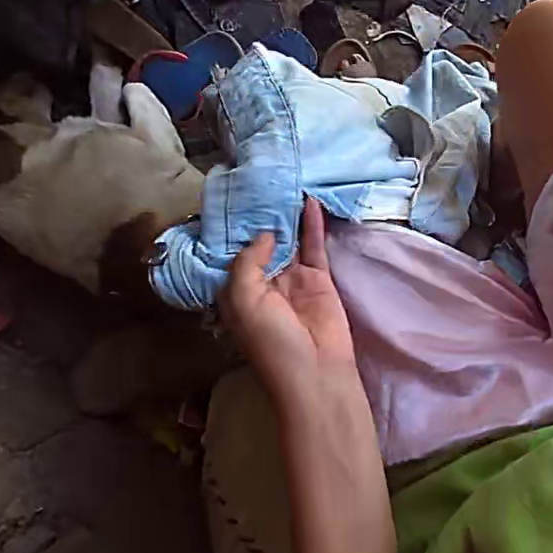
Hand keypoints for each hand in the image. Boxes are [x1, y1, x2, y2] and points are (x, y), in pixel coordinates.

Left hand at [223, 196, 356, 401]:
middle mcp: (263, 283)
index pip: (233, 254)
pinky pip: (314, 247)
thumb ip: (249, 260)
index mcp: (237, 291)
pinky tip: (309, 202)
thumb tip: (267, 234)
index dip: (233, 229)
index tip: (232, 198)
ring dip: (287, 217)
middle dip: (261, 217)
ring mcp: (293, 280)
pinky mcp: (319, 279)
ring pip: (289, 242)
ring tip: (285, 184)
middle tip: (262, 181)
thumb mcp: (243, 299)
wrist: (315, 371)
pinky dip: (312, 225)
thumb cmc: (270, 341)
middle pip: (262, 244)